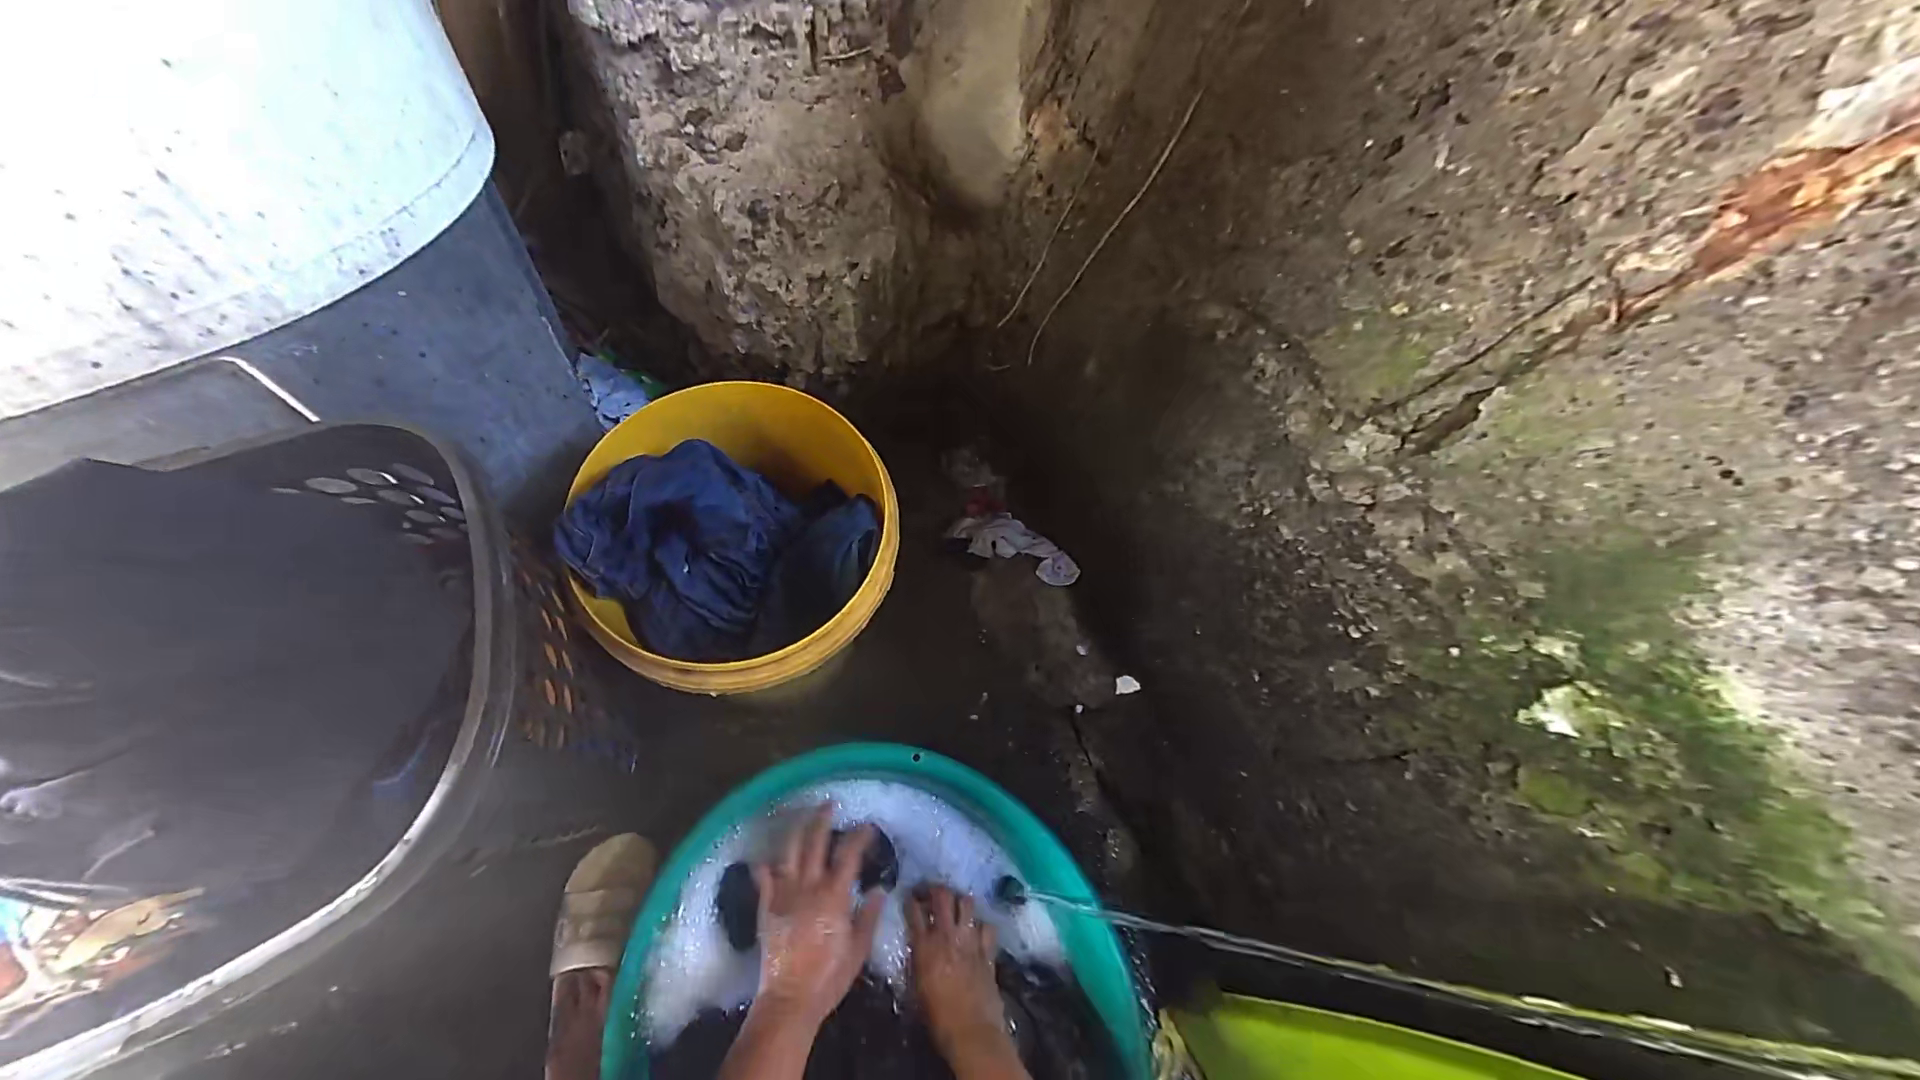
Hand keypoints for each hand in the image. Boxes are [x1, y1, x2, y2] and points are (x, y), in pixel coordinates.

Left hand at [751, 804, 882, 1028]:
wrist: (790, 999)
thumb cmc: (829, 976)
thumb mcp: (858, 948)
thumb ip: (870, 915)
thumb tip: (880, 889)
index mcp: (834, 895)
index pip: (848, 854)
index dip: (859, 836)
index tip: (867, 827)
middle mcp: (808, 886)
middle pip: (815, 842)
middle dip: (823, 819)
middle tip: (830, 804)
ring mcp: (784, 894)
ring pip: (789, 852)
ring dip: (798, 832)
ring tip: (804, 820)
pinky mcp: (767, 907)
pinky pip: (764, 878)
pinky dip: (767, 865)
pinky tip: (770, 858)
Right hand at [909, 884, 1017, 1071]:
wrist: (971, 1032)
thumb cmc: (938, 1018)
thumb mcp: (916, 988)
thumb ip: (916, 961)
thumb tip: (917, 947)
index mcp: (925, 946)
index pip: (914, 911)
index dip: (912, 899)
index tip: (911, 897)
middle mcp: (947, 936)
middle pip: (942, 896)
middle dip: (936, 889)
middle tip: (933, 894)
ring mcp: (970, 940)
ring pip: (967, 902)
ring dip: (960, 902)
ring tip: (957, 908)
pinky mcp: (988, 950)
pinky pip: (987, 925)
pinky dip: (981, 925)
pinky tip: (978, 931)